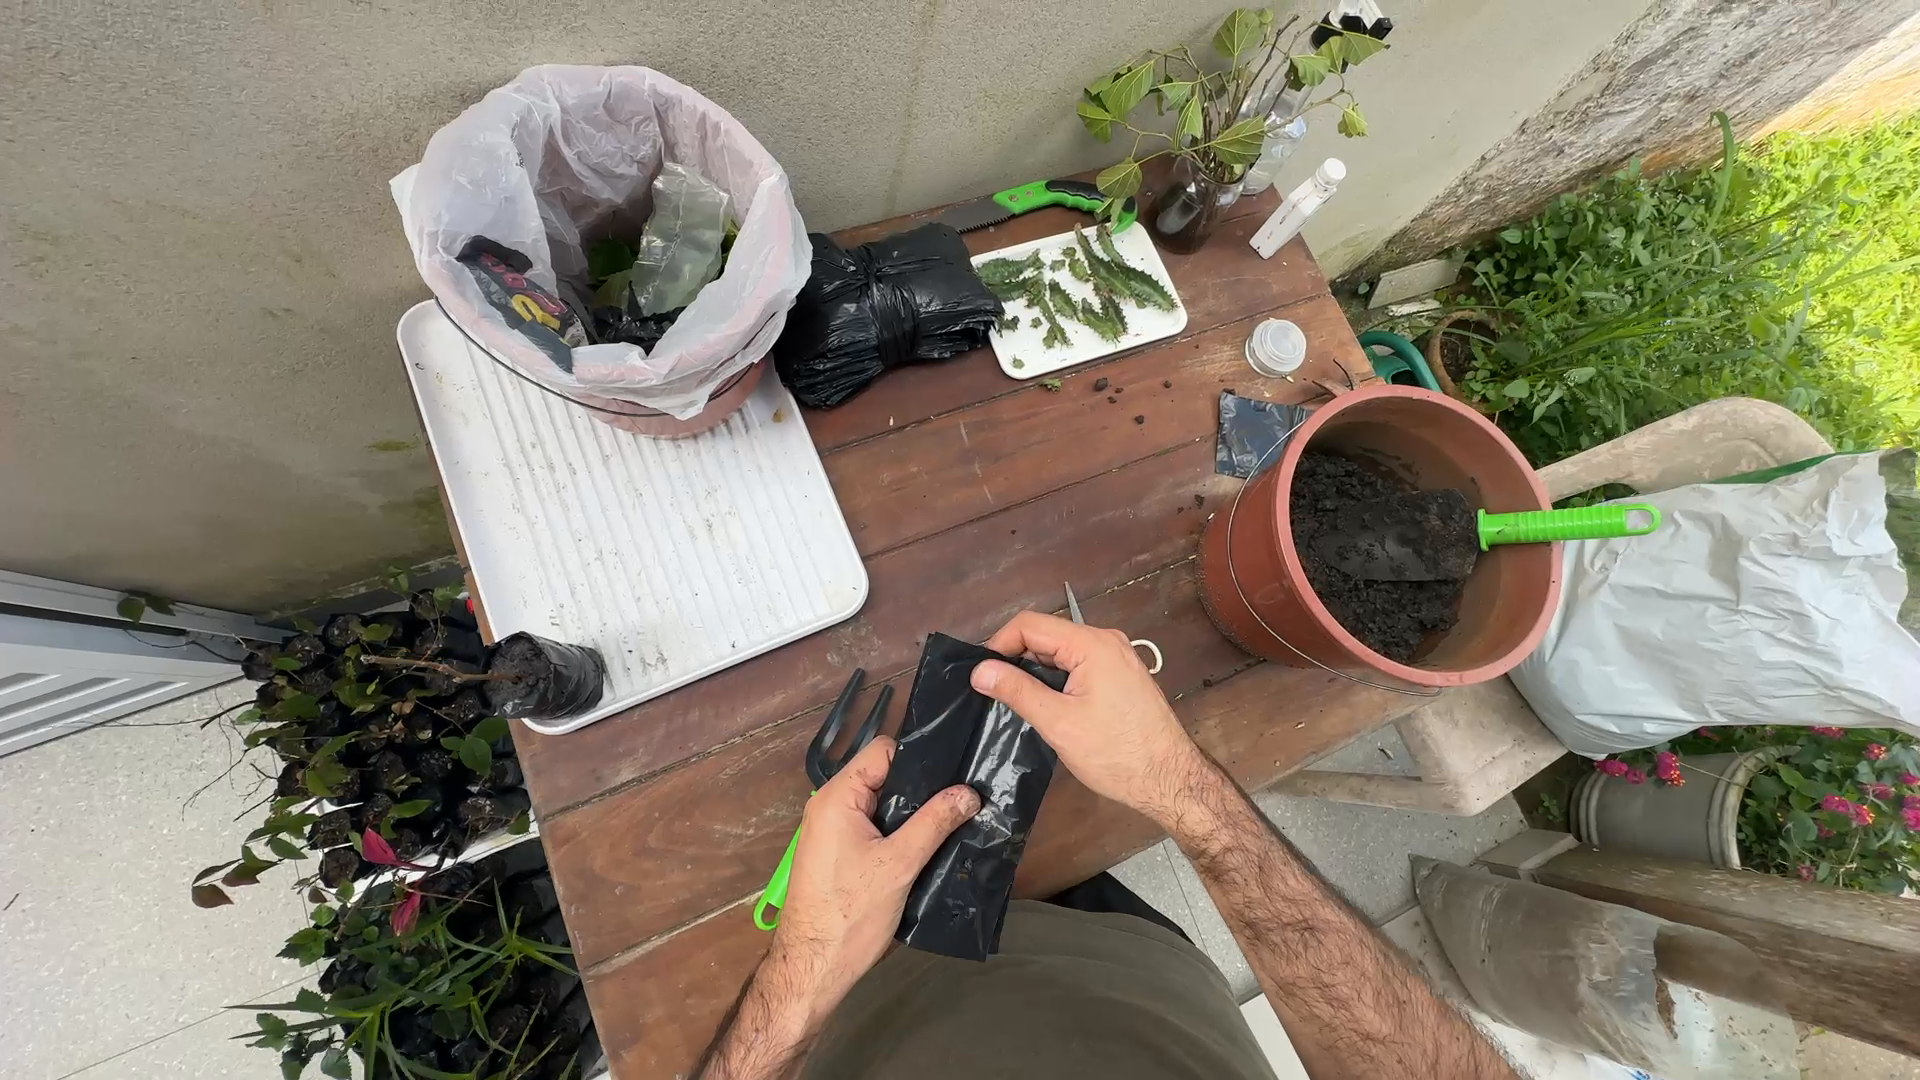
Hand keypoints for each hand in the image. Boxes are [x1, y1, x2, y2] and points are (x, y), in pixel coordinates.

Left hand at [763, 736, 979, 1030]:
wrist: (811, 971)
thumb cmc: (851, 914)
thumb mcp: (899, 865)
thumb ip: (934, 822)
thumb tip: (970, 792)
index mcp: (838, 796)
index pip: (882, 750)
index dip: (919, 757)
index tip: (953, 771)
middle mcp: (829, 803)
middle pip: (881, 774)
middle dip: (919, 784)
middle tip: (959, 795)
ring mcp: (830, 827)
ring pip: (879, 800)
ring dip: (909, 809)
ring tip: (948, 815)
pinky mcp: (836, 850)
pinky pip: (871, 823)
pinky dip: (896, 827)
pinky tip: (924, 840)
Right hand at [971, 611, 1207, 828]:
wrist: (1171, 781)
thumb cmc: (1115, 753)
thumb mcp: (1058, 722)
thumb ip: (1017, 691)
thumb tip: (979, 671)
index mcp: (1091, 643)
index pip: (1030, 624)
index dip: (999, 644)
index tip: (981, 674)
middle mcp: (1106, 640)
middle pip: (1046, 634)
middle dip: (1016, 657)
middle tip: (993, 690)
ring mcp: (1116, 656)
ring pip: (1061, 650)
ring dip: (1036, 669)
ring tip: (1015, 699)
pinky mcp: (1120, 675)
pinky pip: (1078, 663)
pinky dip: (1056, 677)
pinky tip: (1045, 702)